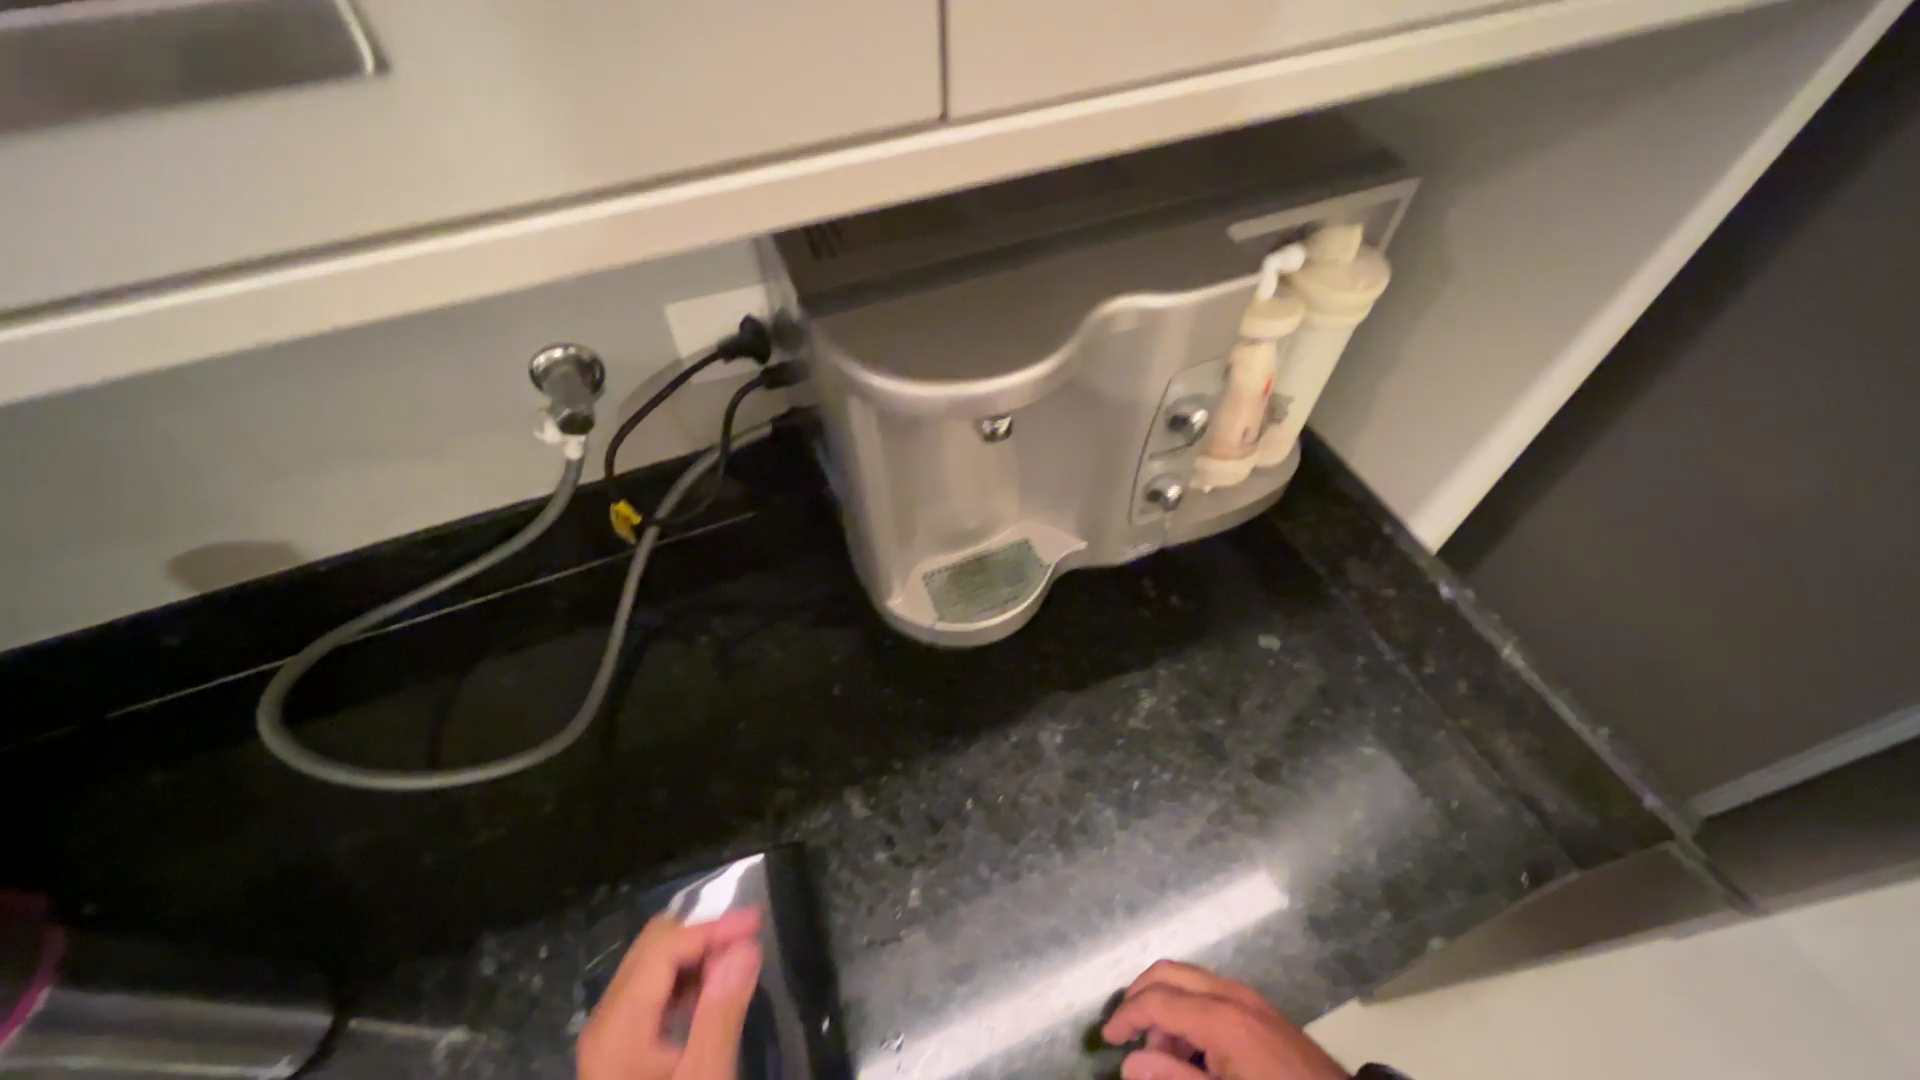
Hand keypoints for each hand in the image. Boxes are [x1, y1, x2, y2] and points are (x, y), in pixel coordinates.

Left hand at [577, 910, 763, 1079]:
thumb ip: (723, 1012)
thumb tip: (746, 947)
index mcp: (618, 1026)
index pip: (664, 950)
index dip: (712, 929)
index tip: (758, 922)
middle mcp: (606, 1021)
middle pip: (651, 950)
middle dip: (703, 937)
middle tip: (750, 941)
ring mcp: (609, 1036)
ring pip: (651, 968)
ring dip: (696, 957)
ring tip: (738, 965)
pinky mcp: (619, 1050)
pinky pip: (652, 995)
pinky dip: (685, 982)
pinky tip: (714, 995)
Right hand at [1103, 960, 1349, 1079]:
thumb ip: (1172, 1078)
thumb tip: (1130, 1061)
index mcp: (1220, 1016)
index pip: (1156, 1000)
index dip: (1125, 1016)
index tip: (1107, 1039)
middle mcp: (1232, 993)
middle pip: (1169, 973)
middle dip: (1140, 997)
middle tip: (1125, 1032)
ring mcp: (1249, 998)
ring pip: (1190, 981)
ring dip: (1167, 1008)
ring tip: (1164, 1055)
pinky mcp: (1262, 1009)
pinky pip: (1211, 993)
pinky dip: (1190, 1012)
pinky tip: (1194, 1051)